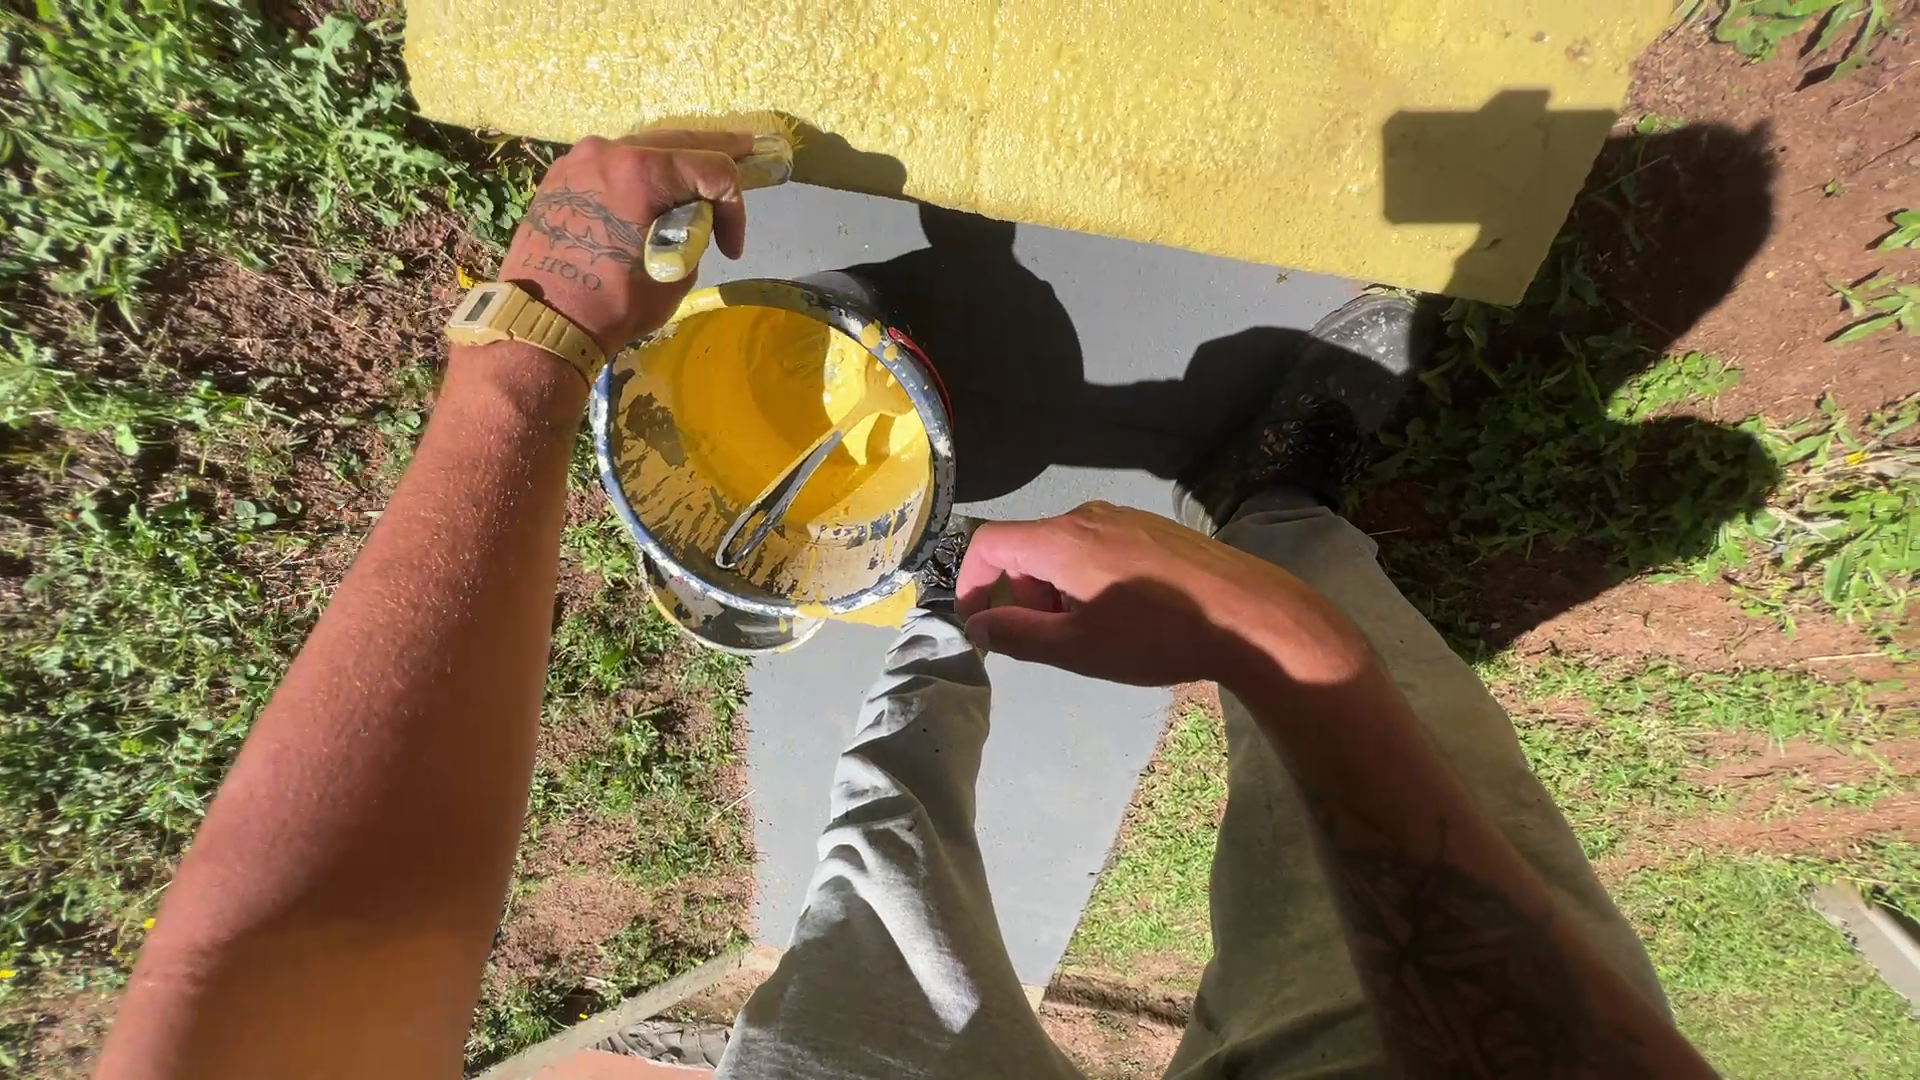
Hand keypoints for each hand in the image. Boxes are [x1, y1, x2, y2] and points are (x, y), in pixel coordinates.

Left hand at [502, 130, 752, 354]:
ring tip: (698, 176)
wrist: (546, 317)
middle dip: (717, 152)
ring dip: (676, 164)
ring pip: (645, 147)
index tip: (731, 250)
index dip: (735, 209)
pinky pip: (616, 164)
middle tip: (747, 150)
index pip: (713, 170)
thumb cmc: (617, 302)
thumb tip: (686, 219)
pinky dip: (643, 174)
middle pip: (679, 141)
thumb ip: (691, 233)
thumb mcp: (677, 273)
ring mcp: (581, 158)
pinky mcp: (564, 175)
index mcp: (642, 171)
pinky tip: (654, 192)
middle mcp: (609, 150)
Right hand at [954, 502, 1374, 687]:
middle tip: (1054, 636)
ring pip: (1062, 548)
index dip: (971, 581)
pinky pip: (1095, 545)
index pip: (989, 543)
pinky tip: (1126, 610)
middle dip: (1023, 593)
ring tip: (1095, 628)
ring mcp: (1122, 516)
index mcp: (1060, 539)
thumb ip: (1017, 634)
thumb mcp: (1077, 647)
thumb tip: (977, 624)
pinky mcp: (1150, 526)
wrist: (1249, 616)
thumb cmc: (1155, 636)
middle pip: (1027, 547)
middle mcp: (1086, 515)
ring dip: (1056, 589)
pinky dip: (1086, 577)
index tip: (978, 620)